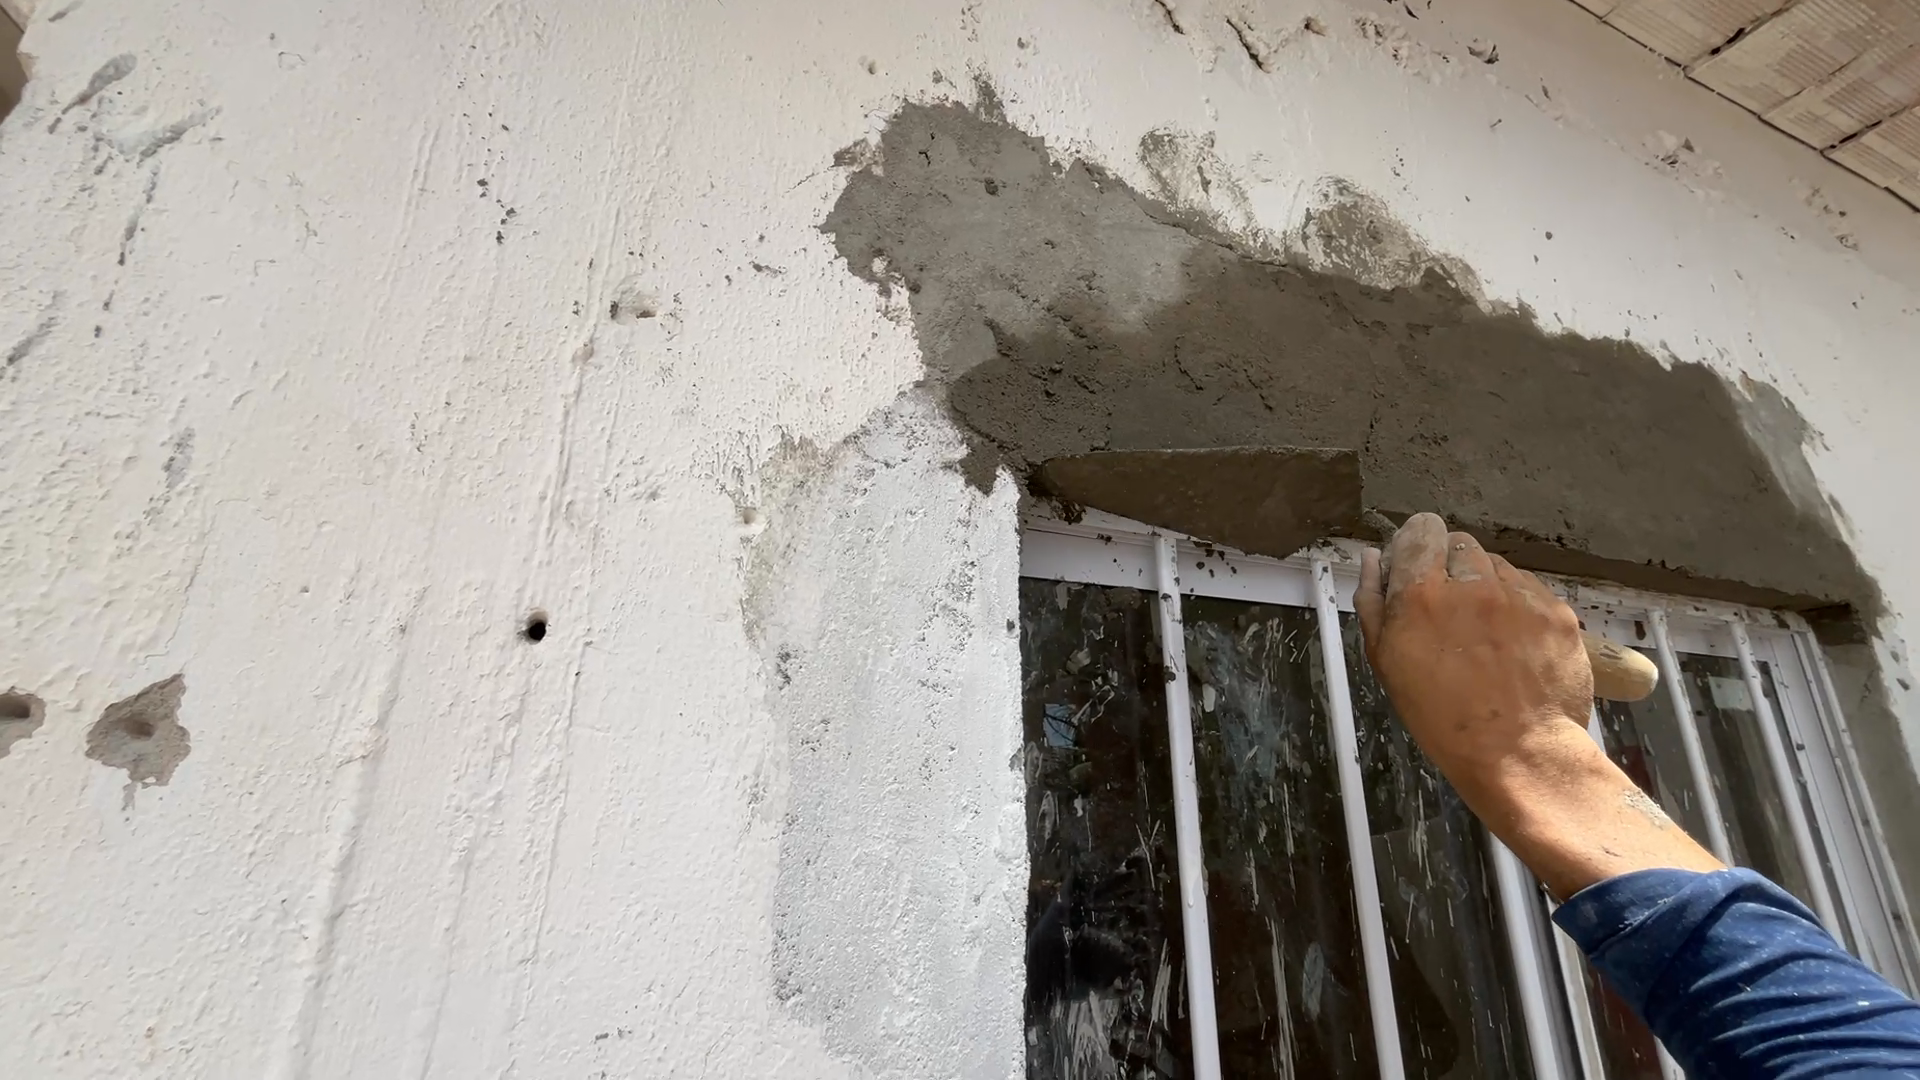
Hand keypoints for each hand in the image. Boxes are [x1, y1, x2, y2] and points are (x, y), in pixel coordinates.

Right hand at [1353, 512, 1720, 896]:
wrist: (1517, 751)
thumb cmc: (1437, 711)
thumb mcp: (1383, 658)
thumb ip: (1372, 600)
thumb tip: (1374, 559)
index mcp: (1422, 592)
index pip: (1422, 529)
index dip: (1415, 544)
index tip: (1413, 565)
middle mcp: (1473, 584)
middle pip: (1459, 542)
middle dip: (1447, 563)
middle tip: (1445, 601)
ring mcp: (1521, 596)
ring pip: (1495, 564)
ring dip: (1482, 582)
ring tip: (1480, 624)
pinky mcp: (1558, 613)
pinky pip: (1529, 589)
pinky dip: (1515, 603)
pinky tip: (1509, 638)